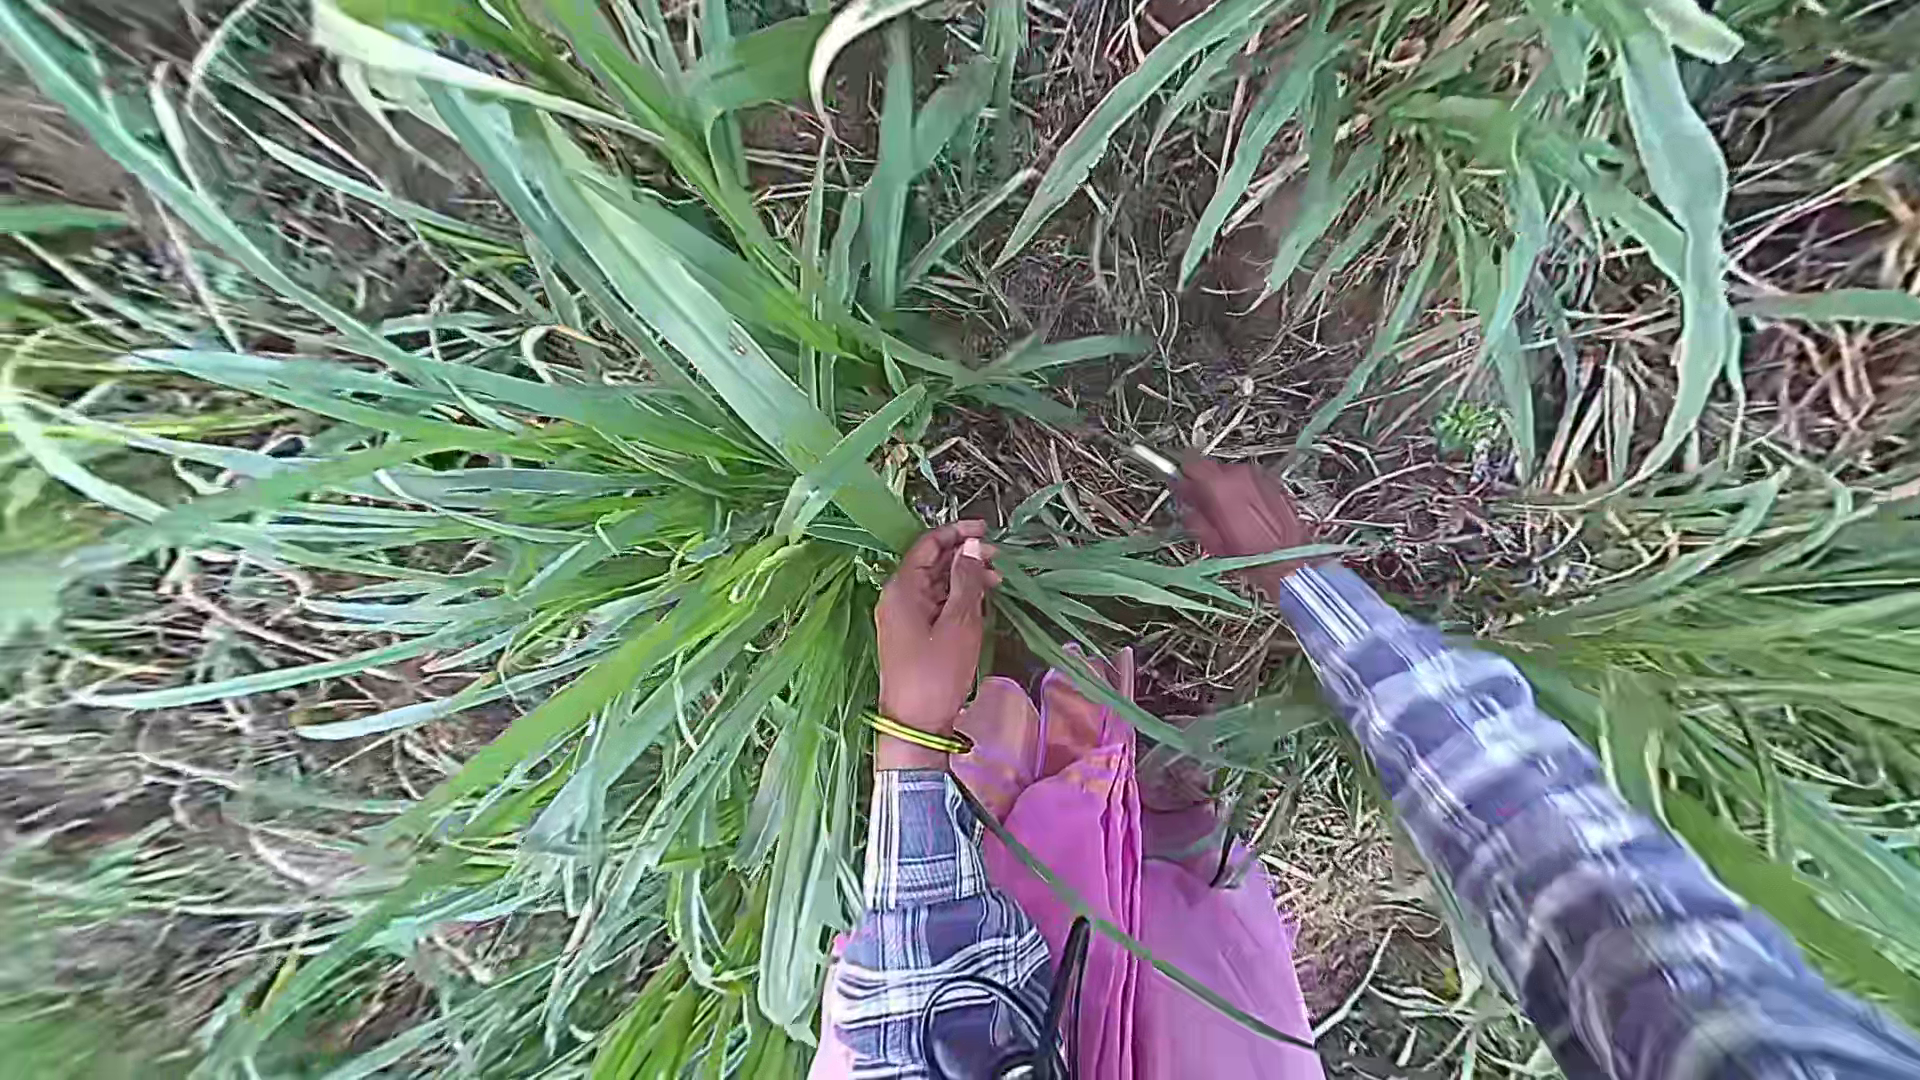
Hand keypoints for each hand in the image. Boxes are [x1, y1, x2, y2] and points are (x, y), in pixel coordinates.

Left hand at [875, 521, 1001, 770]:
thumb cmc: (937, 672)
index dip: (956, 532)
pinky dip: (956, 599)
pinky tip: (980, 603)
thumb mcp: (959, 622)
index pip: (927, 544)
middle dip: (964, 556)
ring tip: (996, 581)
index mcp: (901, 588)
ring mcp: (903, 617)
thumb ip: (966, 580)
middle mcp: (897, 597)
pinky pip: (935, 605)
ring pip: (935, 585)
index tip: (985, 530)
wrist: (915, 724)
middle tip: (997, 559)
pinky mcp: (912, 634)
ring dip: (964, 579)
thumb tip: (971, 546)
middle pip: (931, 563)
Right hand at [1172, 454, 1317, 599]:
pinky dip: (1240, 491)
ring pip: (1229, 474)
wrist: (1287, 559)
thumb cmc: (1251, 554)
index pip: (1190, 463)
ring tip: (1222, 512)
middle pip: (1210, 468)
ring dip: (1222, 488)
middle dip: (1202, 484)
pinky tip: (1241, 512)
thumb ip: (1192, 512)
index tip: (1180, 486)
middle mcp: (1240, 476)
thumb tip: (1185, 503)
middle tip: (1199, 505)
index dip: (1182, 476)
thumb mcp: (1208, 538)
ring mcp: (1258, 477)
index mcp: (1219, 486)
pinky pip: (1247, 480)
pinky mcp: (1272, 484)